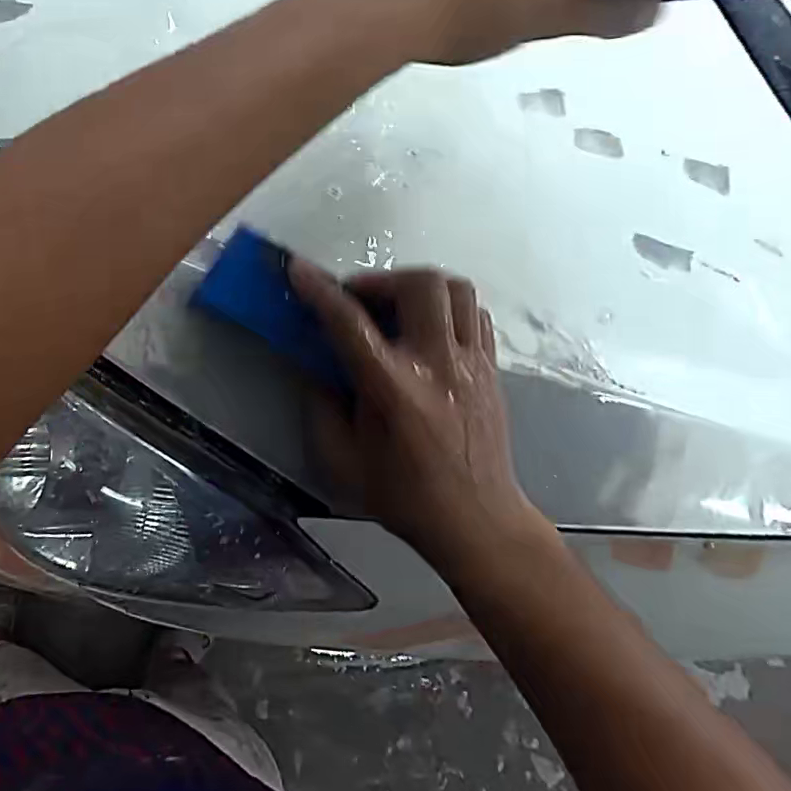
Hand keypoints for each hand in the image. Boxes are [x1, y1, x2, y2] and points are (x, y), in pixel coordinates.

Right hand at [289, 261, 540, 566]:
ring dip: (419, 286)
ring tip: (397, 307)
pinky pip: (474, 313)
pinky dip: (447, 308)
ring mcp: (471, 363)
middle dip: (380, 280)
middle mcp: (437, 365)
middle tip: (359, 300)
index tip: (299, 269)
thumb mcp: (343, 460)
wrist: (477, 521)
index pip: (350, 323)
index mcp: (393, 389)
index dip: (320, 291)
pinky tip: (429, 330)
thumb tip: (317, 365)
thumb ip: (322, 406)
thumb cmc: (404, 496)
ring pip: (456, 289)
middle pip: (420, 286)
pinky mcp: (491, 368)